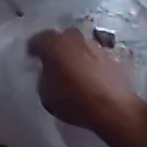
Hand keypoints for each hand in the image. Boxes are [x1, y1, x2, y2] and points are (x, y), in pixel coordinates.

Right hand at [29, 27, 144, 137]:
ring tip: (72, 72)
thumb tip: (46, 71)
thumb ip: (42, 76)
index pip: (37, 40)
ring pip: (78, 46)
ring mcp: (95, 45)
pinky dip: (88, 64)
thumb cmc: (74, 100)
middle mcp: (74, 38)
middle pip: (60, 38)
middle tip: (52, 63)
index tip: (32, 59)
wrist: (114, 109)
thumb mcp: (45, 93)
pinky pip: (93, 57)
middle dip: (55, 48)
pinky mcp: (111, 57)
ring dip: (74, 54)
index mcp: (54, 43)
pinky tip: (88, 78)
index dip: (33, 50)